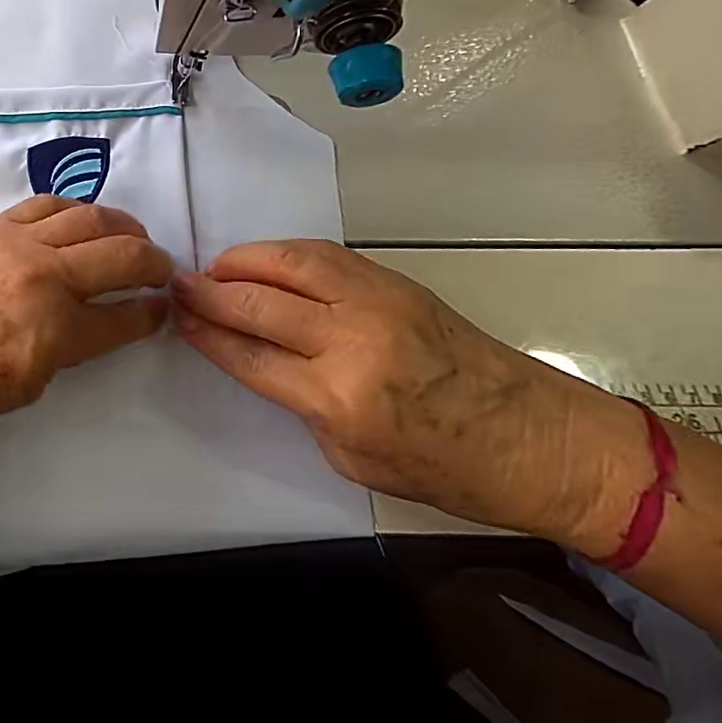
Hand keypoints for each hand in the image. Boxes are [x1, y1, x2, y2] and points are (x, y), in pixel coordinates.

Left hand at [0, 195, 173, 461]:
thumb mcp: (22, 388)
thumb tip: (88, 322)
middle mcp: (42, 279)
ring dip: (122, 227)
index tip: (160, 309)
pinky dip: (75, 210)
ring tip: (133, 238)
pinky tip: (83, 221)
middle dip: (154, 264)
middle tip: (162, 271)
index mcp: (52, 334)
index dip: (150, 315)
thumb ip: (65, 350)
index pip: (123, 318)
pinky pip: (46, 205)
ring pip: (89, 218)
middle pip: (121, 256)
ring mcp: (15, 244)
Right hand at [170, 239, 646, 554]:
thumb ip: (300, 404)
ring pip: (288, 263)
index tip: (176, 314)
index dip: (205, 332)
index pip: (247, 354)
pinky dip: (282, 253)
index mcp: (338, 398)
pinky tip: (263, 261)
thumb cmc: (447, 470)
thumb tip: (263, 359)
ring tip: (215, 268)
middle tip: (178, 284)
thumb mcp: (351, 459)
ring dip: (241, 260)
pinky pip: (324, 255)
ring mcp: (378, 303)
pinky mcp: (398, 284)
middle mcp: (352, 341)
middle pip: (257, 302)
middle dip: (208, 291)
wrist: (545, 442)